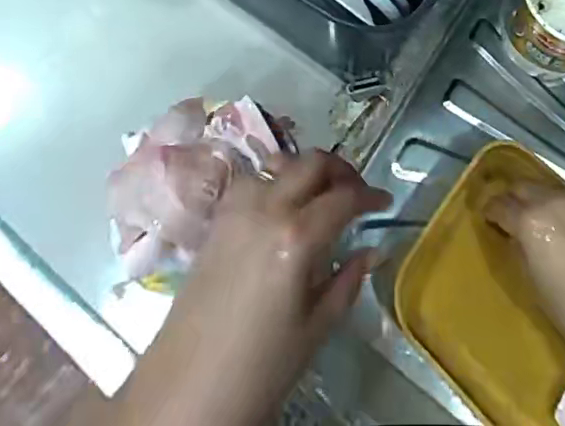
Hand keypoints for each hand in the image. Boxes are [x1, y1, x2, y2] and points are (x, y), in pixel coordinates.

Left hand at [92, 151, 390, 425]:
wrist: (179, 400)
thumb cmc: (258, 369)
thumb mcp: (315, 329)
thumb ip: (348, 280)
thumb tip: (374, 251)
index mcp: (297, 237)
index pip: (345, 197)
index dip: (371, 196)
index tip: (385, 203)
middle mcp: (266, 212)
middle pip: (311, 164)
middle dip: (342, 171)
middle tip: (356, 193)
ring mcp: (234, 216)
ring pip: (278, 166)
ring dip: (304, 171)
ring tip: (318, 195)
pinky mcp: (213, 228)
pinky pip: (249, 185)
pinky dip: (272, 182)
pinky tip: (280, 208)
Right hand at [484, 183, 564, 376]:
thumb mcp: (536, 287)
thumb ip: (523, 253)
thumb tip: (517, 240)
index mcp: (533, 221)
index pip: (502, 204)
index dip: (491, 211)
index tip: (486, 220)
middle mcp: (556, 201)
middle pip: (525, 187)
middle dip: (512, 198)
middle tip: (506, 218)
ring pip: (550, 190)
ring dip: (538, 201)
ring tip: (536, 226)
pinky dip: (560, 208)